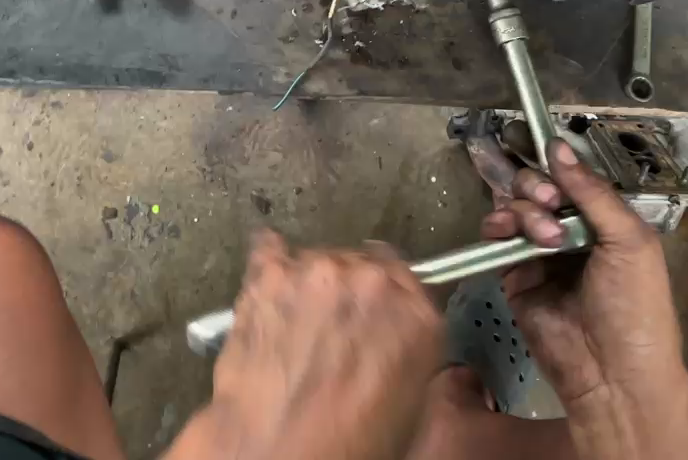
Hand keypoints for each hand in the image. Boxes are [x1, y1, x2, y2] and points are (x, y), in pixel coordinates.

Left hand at [166, 231, 442, 459]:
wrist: (278, 452)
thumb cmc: (342, 445)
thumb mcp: (409, 408)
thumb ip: (412, 351)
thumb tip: (403, 340)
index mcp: (418, 317)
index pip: (410, 281)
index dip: (389, 299)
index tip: (376, 311)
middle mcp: (374, 282)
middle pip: (365, 266)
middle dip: (351, 293)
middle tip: (333, 331)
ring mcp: (321, 270)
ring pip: (320, 260)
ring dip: (312, 285)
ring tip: (296, 328)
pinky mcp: (273, 269)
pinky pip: (271, 248)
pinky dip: (271, 266)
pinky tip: (270, 292)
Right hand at [481, 140, 687, 459]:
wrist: (612, 374)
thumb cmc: (635, 306)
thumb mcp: (629, 241)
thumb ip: (592, 192)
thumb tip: (556, 143)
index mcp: (602, 220)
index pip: (571, 178)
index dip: (557, 166)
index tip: (552, 161)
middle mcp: (569, 230)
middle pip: (536, 186)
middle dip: (537, 186)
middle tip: (548, 201)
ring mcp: (539, 251)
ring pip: (515, 205)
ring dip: (523, 209)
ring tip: (542, 236)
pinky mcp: (514, 273)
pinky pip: (497, 236)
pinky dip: (497, 225)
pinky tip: (504, 231)